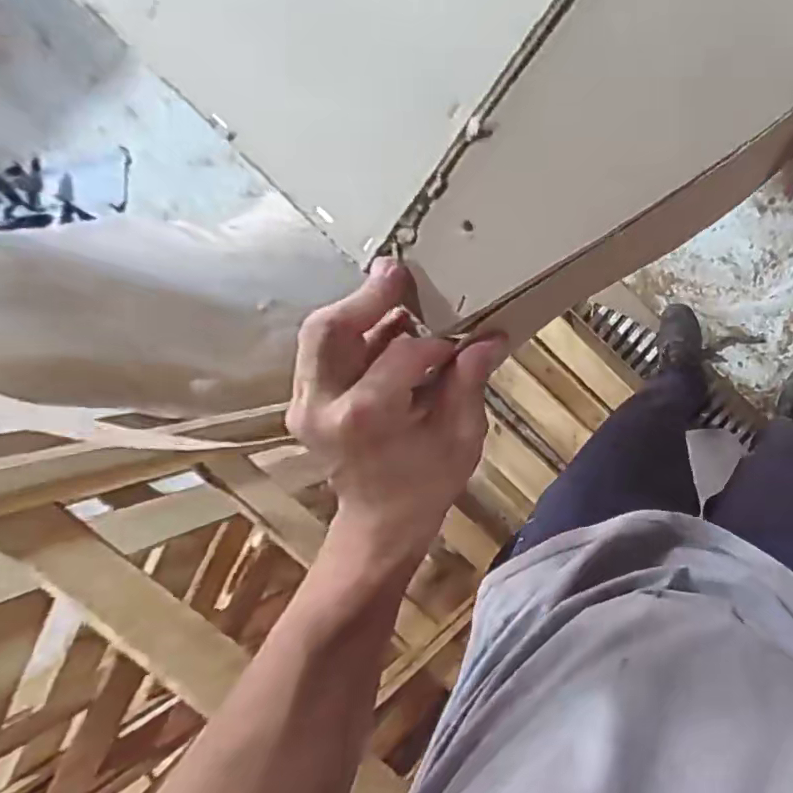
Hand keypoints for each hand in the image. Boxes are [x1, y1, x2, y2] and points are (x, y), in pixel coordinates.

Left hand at [285, 258, 507, 570]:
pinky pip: (325, 349)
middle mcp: (321, 405)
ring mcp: (305, 402)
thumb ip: (467, 384)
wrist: (381, 521)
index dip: (437, 342)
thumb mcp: (461, 437)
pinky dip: (355, 329)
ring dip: (360, 309)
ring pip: (321, 333)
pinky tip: (387, 324)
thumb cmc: (427, 485)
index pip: (401, 354)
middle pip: (329, 330)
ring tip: (398, 292)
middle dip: (368, 296)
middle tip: (400, 272)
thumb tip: (488, 339)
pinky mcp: (305, 397)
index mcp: (365, 419)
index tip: (464, 341)